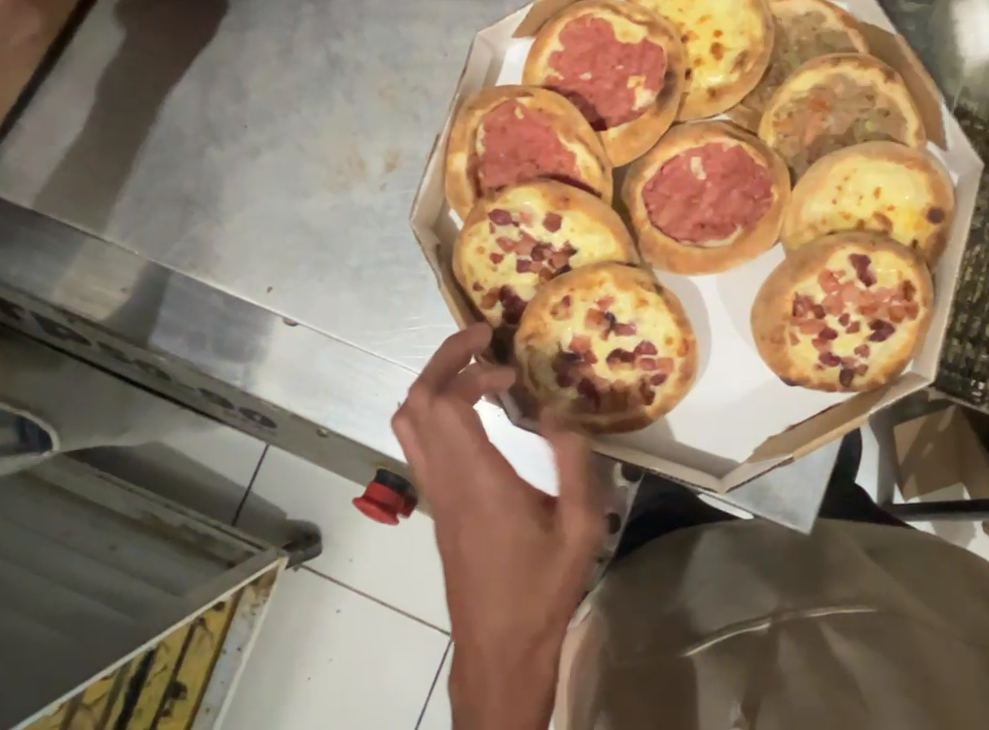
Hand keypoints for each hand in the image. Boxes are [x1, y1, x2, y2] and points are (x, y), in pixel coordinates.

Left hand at [392, 325, 605, 729]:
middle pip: (416, 402)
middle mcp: (445, 480)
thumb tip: (557, 409)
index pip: (446, 403)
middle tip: (483, 340)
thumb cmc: (543, 589)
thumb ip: (573, 464)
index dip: (470, 370)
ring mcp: (433, 493)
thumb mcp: (581, 528)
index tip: (509, 369)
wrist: (499, 648)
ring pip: (407, 422)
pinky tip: (472, 413)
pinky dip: (434, 410)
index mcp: (477, 481)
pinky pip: (417, 442)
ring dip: (433, 382)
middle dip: (444, 359)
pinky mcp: (435, 505)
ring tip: (475, 368)